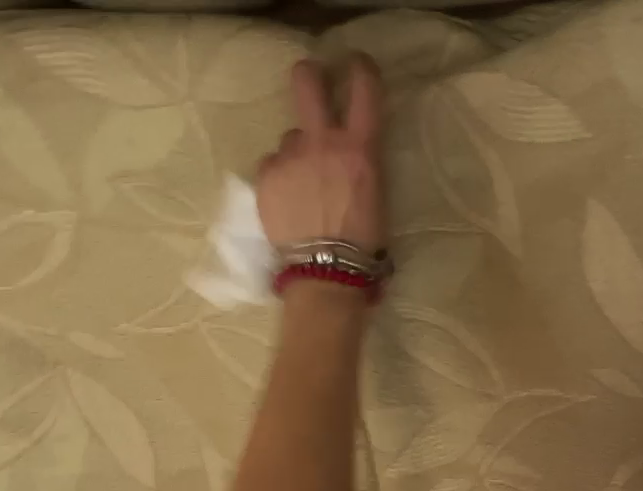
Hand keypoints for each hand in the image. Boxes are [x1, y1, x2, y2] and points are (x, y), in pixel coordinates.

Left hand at [256, 56, 384, 252]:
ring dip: (296, 154)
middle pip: (306, 80)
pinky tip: (287, 203)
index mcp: (359, 148)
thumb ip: (361, 165)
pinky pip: (273, 166)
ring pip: (290, 138)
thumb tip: (348, 157)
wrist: (326, 271)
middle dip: (309, 75)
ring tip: (302, 188)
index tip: (357, 67)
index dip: (361, 69)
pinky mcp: (266, 176)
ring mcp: (289, 157)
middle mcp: (322, 141)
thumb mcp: (377, 197)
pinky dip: (280, 179)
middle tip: (312, 84)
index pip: (364, 87)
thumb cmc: (363, 243)